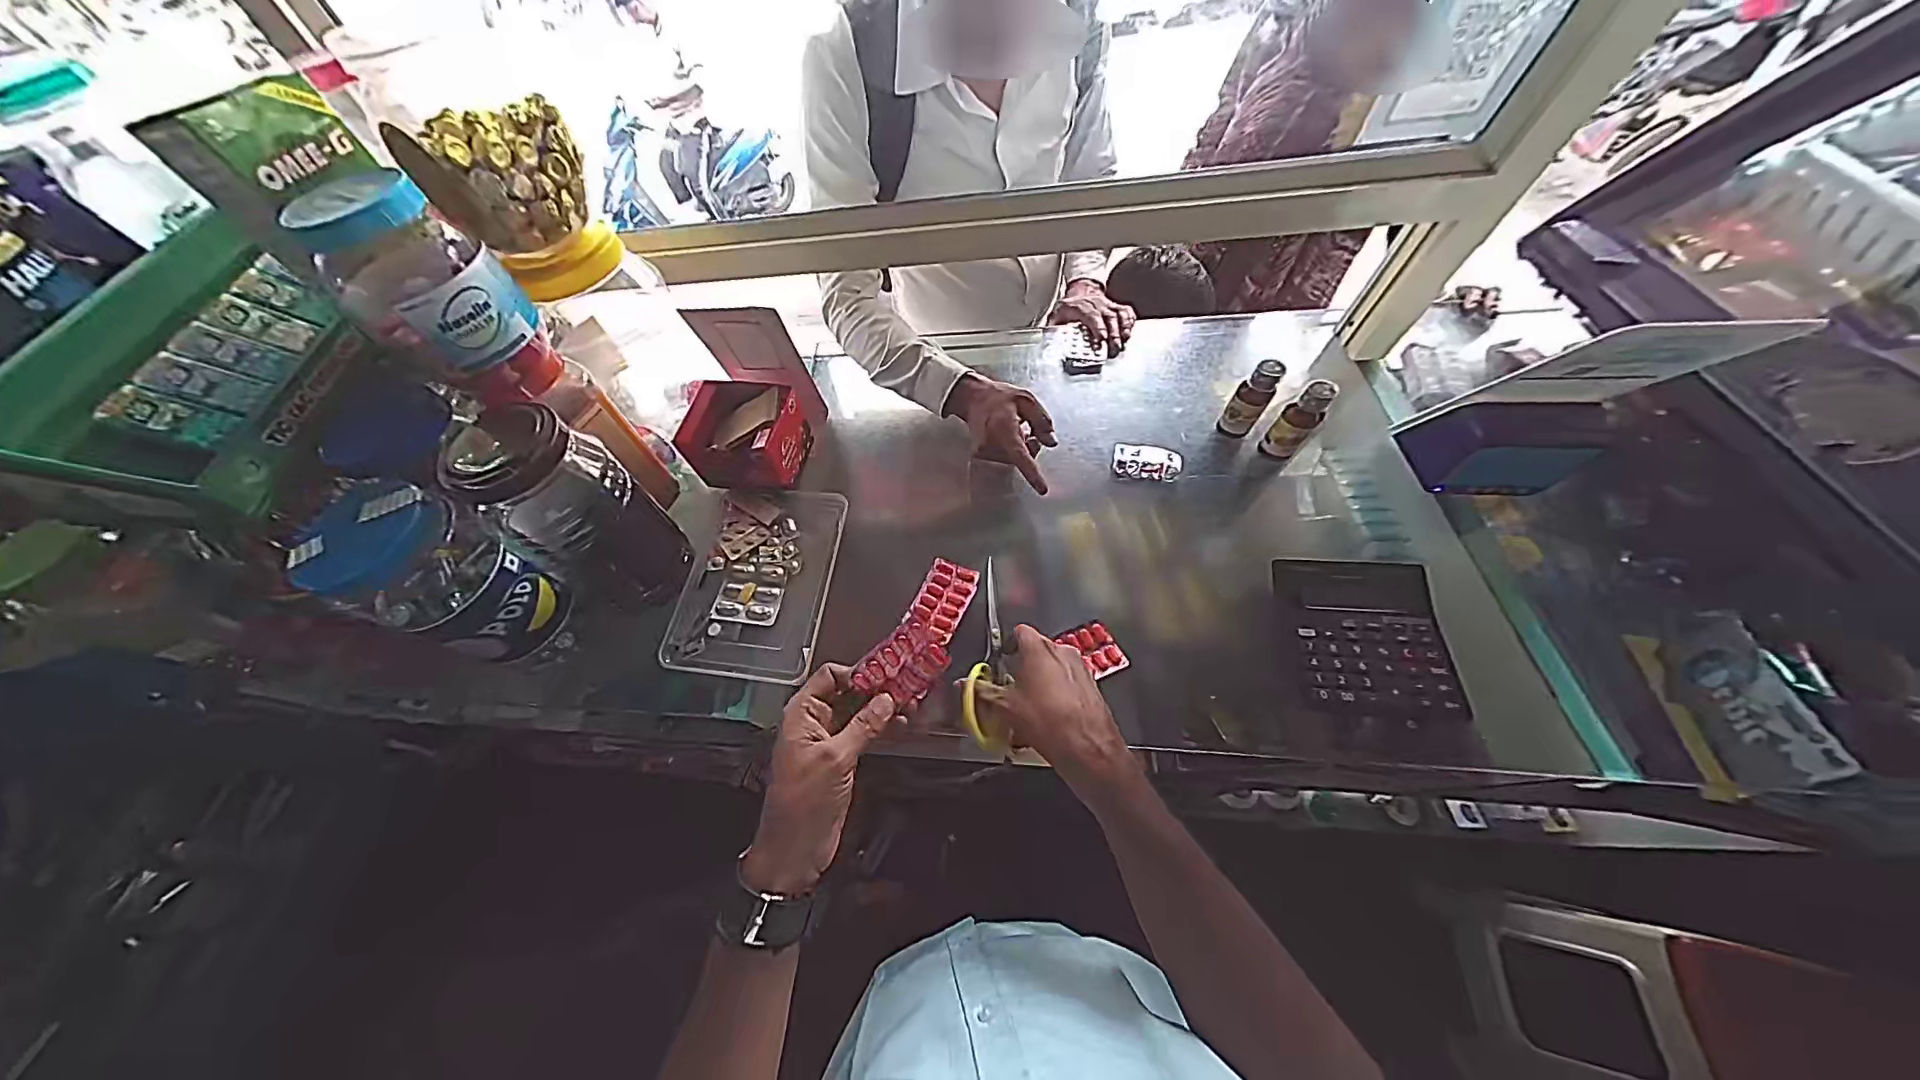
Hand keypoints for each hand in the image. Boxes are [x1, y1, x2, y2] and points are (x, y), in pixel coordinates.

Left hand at [742, 665, 897, 894]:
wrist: (795, 850)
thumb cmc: (799, 807)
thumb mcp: (835, 759)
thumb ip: (862, 726)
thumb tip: (884, 701)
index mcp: (802, 715)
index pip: (831, 676)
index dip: (858, 672)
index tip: (886, 673)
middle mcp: (814, 724)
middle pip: (848, 692)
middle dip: (876, 689)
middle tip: (905, 685)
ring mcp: (828, 741)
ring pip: (859, 712)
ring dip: (883, 708)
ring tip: (909, 703)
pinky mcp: (841, 758)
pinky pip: (863, 733)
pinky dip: (882, 727)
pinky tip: (901, 724)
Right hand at [945, 373, 1057, 494]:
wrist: (971, 397)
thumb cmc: (997, 397)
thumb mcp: (1026, 400)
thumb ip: (1042, 421)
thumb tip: (1051, 442)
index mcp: (1003, 428)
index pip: (1019, 455)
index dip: (1032, 474)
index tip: (1042, 489)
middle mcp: (990, 443)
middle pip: (1020, 458)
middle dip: (1030, 447)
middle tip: (1027, 429)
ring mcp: (983, 452)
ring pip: (1013, 460)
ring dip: (1019, 448)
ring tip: (1013, 429)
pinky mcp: (980, 457)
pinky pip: (1004, 459)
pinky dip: (1010, 450)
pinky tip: (1004, 435)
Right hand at [972, 625, 1137, 796]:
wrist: (1087, 747)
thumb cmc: (1048, 722)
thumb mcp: (1005, 707)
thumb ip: (982, 691)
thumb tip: (966, 685)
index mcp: (1039, 649)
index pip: (1020, 632)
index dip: (1008, 645)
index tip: (1000, 660)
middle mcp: (1062, 652)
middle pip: (1037, 650)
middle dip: (1023, 667)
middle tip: (1011, 688)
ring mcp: (1080, 667)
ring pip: (1053, 667)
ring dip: (1040, 681)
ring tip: (1028, 707)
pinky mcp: (1091, 685)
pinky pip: (1068, 682)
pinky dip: (1056, 693)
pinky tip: (1047, 716)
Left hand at [1048, 279, 1135, 355]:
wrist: (1080, 290)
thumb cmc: (1067, 308)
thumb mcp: (1056, 316)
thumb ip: (1054, 328)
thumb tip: (1051, 341)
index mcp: (1078, 306)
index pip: (1090, 315)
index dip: (1098, 327)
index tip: (1102, 339)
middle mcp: (1094, 303)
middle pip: (1108, 316)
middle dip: (1113, 333)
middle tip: (1114, 347)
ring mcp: (1106, 304)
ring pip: (1119, 312)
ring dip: (1123, 327)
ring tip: (1125, 339)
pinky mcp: (1115, 306)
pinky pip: (1125, 311)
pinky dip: (1129, 320)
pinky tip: (1129, 330)